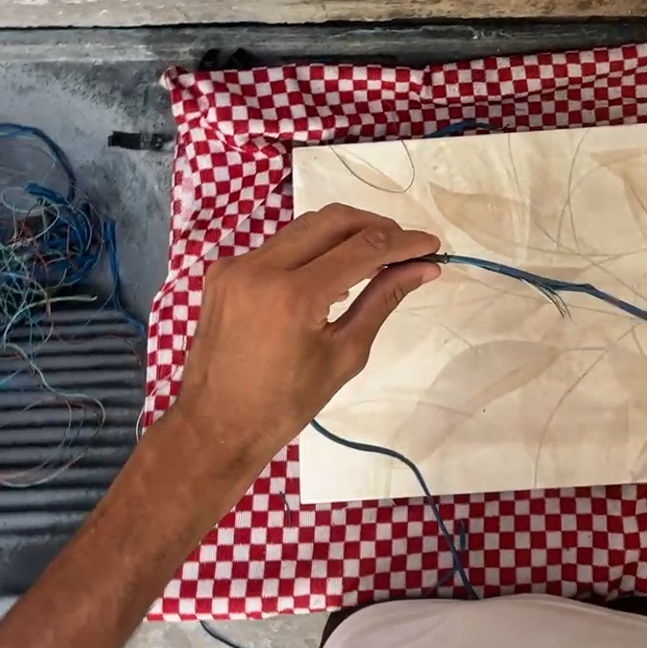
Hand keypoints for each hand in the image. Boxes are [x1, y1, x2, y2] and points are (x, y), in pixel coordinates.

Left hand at [167, 204, 441, 472]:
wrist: (214, 428)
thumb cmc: (287, 404)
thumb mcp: (345, 354)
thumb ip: (384, 300)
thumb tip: (424, 268)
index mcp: (293, 296)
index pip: (363, 247)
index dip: (404, 242)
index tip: (432, 244)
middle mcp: (261, 267)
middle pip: (334, 219)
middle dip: (377, 226)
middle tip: (406, 246)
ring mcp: (237, 264)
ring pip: (305, 226)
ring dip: (345, 233)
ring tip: (376, 256)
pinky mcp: (224, 269)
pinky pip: (279, 245)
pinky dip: (312, 249)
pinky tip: (330, 272)